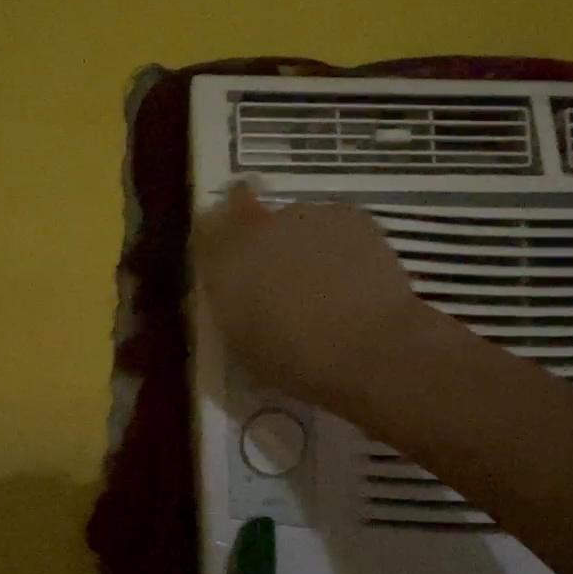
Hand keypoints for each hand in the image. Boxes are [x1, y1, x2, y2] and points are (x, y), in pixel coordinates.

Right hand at [194, 183, 428, 408]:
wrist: (367, 349)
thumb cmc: (294, 360)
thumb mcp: (241, 344)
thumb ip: (230, 305)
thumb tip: (232, 290)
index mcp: (222, 259)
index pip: (205, 229)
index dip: (219, 243)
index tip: (231, 262)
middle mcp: (256, 225)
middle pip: (249, 216)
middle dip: (261, 241)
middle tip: (281, 277)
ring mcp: (304, 213)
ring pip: (295, 221)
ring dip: (301, 242)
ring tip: (325, 281)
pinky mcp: (348, 213)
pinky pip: (334, 224)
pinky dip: (339, 243)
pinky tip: (353, 275)